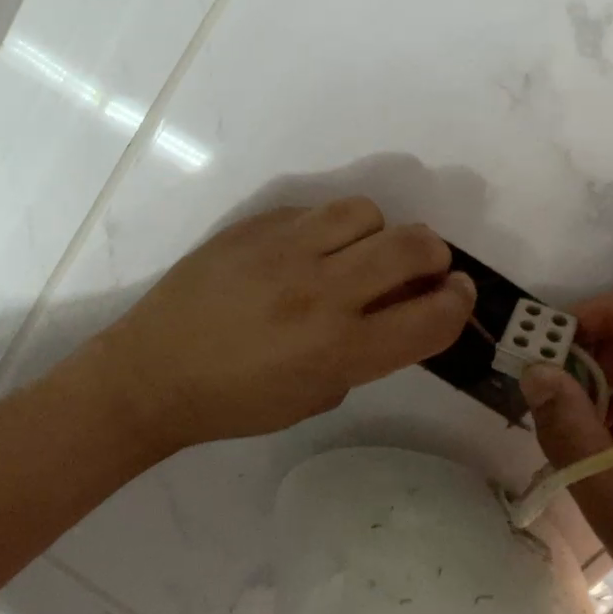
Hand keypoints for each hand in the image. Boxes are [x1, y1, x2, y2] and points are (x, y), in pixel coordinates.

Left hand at [71, 198, 476, 450]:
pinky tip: (305, 251)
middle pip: (413, 247)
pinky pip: (313, 211)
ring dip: (377, 233)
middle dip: (433, 256)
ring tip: (358, 253)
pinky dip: (325, 228)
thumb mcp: (314, 397)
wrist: (155, 371)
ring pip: (365, 213)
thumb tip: (397, 314)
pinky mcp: (255, 226)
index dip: (458, 304)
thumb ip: (364, 356)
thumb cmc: (234, 402)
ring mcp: (286, 250)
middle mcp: (323, 292)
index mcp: (341, 349)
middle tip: (422, 267)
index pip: (433, 316)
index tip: (455, 295)